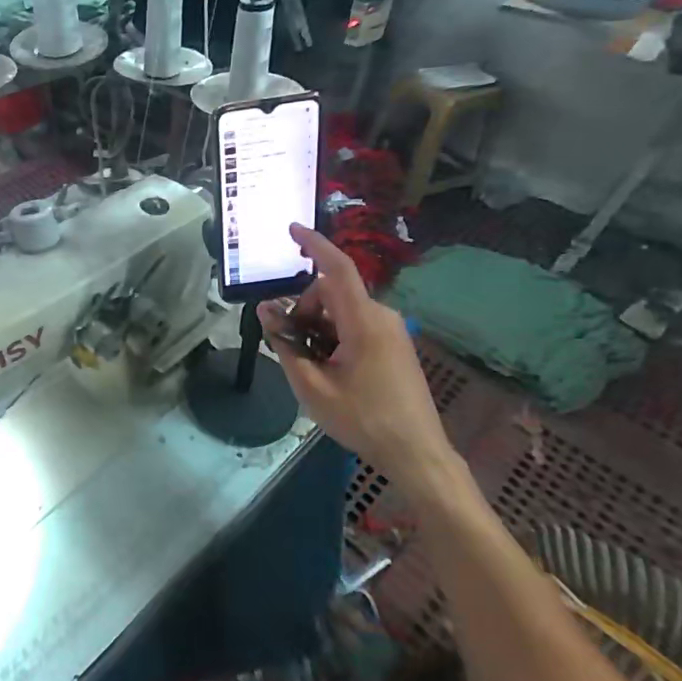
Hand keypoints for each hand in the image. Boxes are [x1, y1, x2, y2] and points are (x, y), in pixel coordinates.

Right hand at [259, 225, 452, 487]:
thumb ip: (286, 345)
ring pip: (344, 310)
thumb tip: (265, 311)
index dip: (314, 244)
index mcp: (364, 321)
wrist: (416, 452)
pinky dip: (336, 335)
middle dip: (305, 310)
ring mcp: (392, 329)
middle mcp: (382, 315)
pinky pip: (358, 324)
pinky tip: (331, 369)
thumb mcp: (312, 386)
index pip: (337, 268)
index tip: (291, 229)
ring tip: (313, 367)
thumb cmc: (362, 419)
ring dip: (320, 327)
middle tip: (292, 347)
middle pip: (333, 293)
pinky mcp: (396, 343)